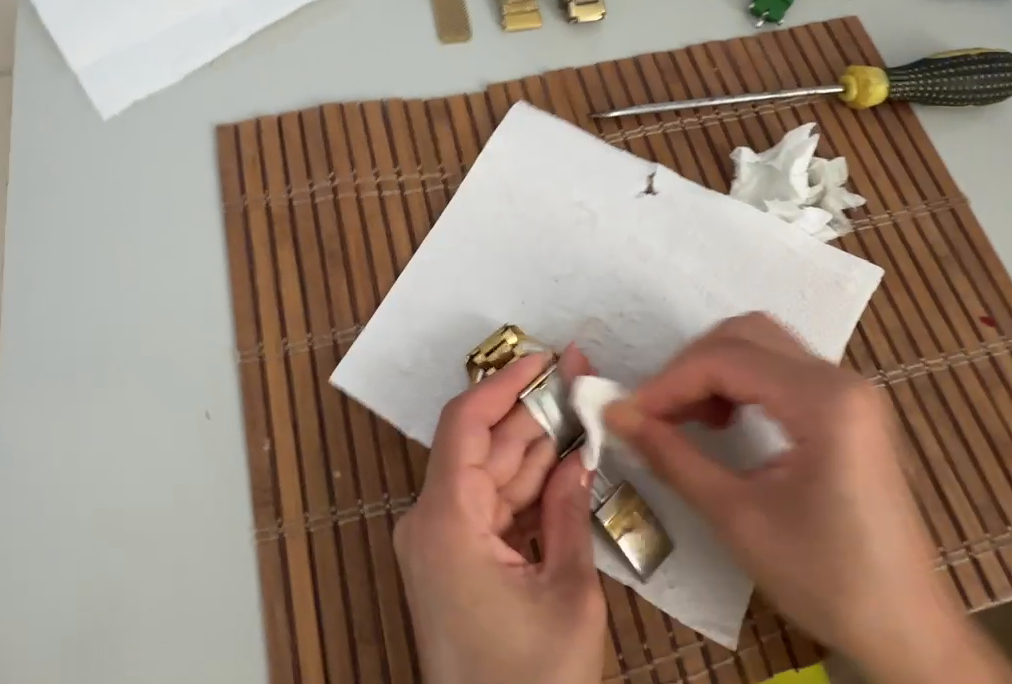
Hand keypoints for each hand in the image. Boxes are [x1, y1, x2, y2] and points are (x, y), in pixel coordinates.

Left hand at [394, 349, 606, 683]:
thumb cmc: (530, 678)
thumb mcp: (567, 592)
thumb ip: (568, 513)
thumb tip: (577, 458)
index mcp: (445, 522)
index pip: (466, 425)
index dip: (503, 384)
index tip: (542, 358)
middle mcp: (432, 523)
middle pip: (482, 445)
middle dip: (531, 410)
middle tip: (578, 377)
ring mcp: (442, 542)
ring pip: (491, 473)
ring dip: (534, 444)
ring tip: (579, 411)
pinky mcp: (457, 561)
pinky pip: (494, 506)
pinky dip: (528, 485)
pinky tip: (565, 461)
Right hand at [605, 314, 1011, 683]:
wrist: (907, 631)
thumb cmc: (826, 579)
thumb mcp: (737, 518)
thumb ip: (672, 456)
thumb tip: (616, 414)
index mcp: (824, 401)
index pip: (726, 359)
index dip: (668, 383)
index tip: (628, 415)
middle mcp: (841, 380)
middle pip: (746, 335)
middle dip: (690, 367)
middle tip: (656, 413)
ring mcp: (850, 393)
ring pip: (763, 346)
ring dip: (714, 372)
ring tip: (685, 420)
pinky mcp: (849, 410)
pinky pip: (783, 371)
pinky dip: (741, 384)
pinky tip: (724, 424)